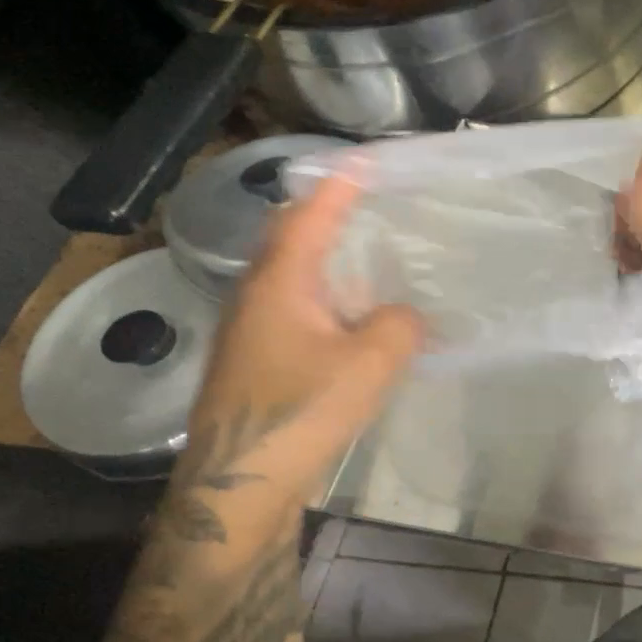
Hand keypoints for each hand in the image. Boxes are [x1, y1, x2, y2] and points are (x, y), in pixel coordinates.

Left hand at [185, 171, 424, 500]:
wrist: (239, 483)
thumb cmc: (302, 410)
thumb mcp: (372, 363)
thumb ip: (400, 324)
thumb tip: (402, 315)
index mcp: (280, 285)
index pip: (308, 218)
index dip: (338, 187)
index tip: (364, 158)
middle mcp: (257, 298)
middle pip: (287, 239)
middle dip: (322, 212)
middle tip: (364, 198)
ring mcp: (251, 331)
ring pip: (289, 274)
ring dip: (323, 253)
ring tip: (365, 247)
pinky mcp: (258, 360)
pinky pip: (296, 305)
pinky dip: (324, 290)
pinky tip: (352, 311)